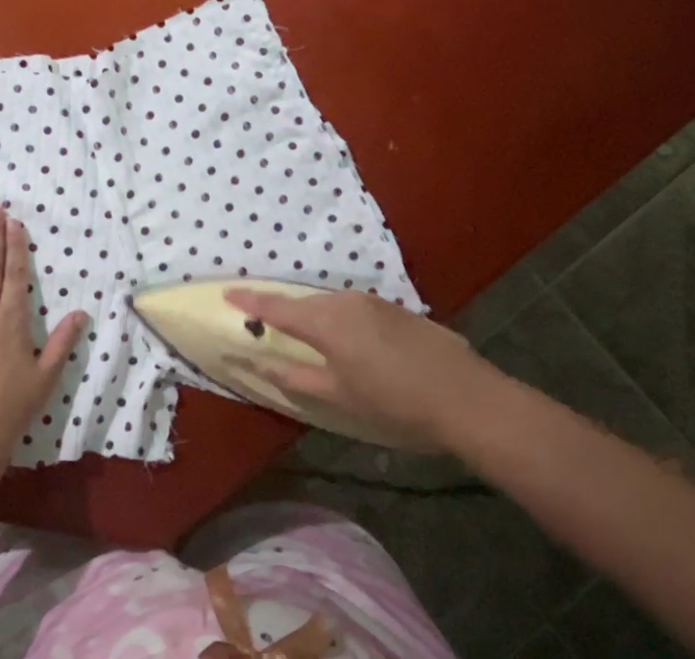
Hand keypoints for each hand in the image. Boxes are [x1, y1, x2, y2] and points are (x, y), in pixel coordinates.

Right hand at [226, 287, 497, 452]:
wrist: (469, 399)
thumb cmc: (394, 402)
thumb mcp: (337, 396)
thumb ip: (293, 377)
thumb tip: (257, 363)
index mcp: (324, 322)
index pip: (275, 307)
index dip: (248, 301)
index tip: (225, 293)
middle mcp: (345, 302)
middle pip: (303, 304)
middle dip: (283, 312)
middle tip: (269, 327)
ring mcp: (374, 302)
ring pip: (330, 305)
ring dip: (315, 318)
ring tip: (311, 340)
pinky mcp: (397, 310)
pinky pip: (354, 310)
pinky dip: (342, 321)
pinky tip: (353, 345)